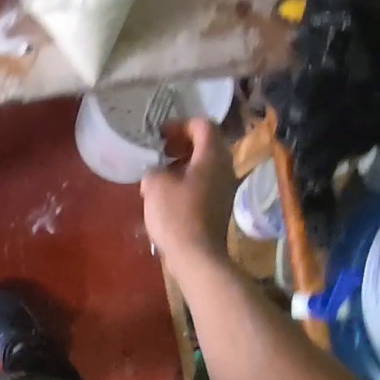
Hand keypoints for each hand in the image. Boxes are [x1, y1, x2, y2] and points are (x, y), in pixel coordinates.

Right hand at [141, 118, 234, 273]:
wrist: (196, 254)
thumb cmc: (176, 215)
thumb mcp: (155, 185)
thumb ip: (154, 169)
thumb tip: (156, 172)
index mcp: (212, 156)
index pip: (202, 125)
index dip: (180, 125)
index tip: (160, 136)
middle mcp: (225, 168)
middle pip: (206, 144)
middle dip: (182, 145)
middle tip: (160, 152)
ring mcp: (225, 189)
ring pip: (205, 166)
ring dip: (183, 165)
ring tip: (160, 175)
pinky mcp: (219, 206)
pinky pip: (204, 184)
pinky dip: (187, 181)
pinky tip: (168, 195)